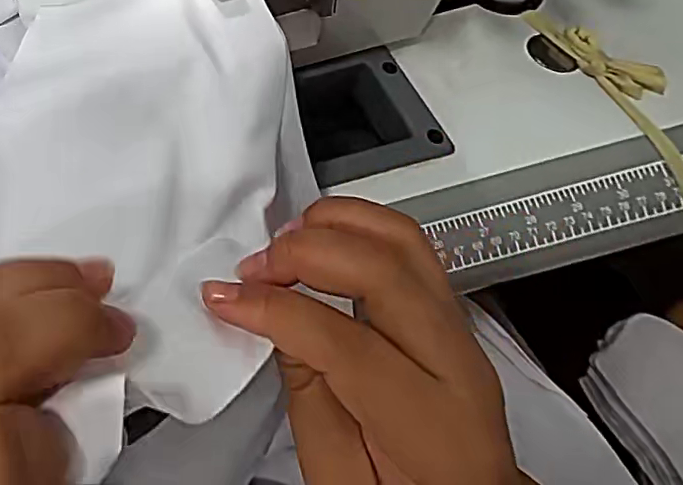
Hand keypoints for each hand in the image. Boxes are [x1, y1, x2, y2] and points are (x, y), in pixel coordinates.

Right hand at [202, 198, 524, 484]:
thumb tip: (271, 316)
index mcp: (432, 425)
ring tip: (284, 242)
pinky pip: (404, 239)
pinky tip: (318, 236)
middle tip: (253, 269)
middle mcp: (457, 365)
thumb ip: (304, 390)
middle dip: (300, 252)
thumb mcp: (338, 474)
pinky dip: (352, 223)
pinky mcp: (446, 303)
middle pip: (381, 269)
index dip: (272, 309)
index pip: (344, 340)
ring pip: (399, 236)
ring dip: (330, 223)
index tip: (225, 297)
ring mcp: (457, 325)